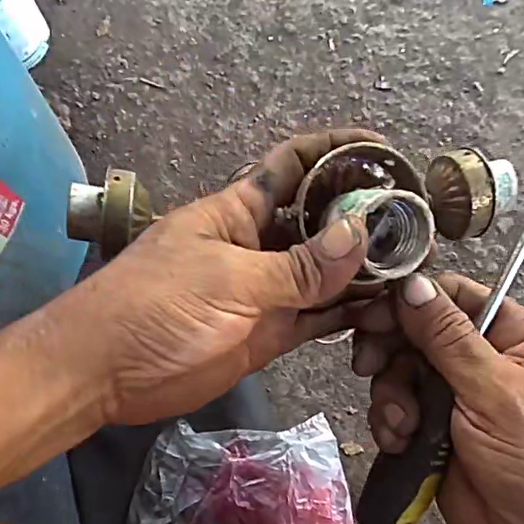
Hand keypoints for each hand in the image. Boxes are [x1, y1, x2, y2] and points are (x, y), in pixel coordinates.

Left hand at [46, 128, 379, 424]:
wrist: (105, 372)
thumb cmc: (155, 308)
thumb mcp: (227, 280)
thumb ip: (296, 265)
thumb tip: (360, 235)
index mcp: (237, 212)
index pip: (293, 166)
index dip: (336, 152)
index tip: (384, 150)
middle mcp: (255, 246)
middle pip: (317, 224)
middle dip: (362, 221)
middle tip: (418, 227)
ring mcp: (261, 293)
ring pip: (322, 275)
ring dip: (361, 274)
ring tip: (412, 270)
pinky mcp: (263, 335)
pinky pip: (312, 318)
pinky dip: (344, 316)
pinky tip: (381, 311)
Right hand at [352, 273, 523, 523]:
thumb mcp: (497, 392)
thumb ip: (448, 337)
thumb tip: (411, 284)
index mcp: (519, 338)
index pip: (456, 298)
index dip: (410, 302)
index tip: (372, 317)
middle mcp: (486, 361)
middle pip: (418, 334)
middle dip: (392, 354)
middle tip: (368, 367)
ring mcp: (458, 398)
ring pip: (400, 372)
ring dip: (392, 396)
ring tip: (403, 425)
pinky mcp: (434, 430)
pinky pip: (397, 408)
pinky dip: (391, 422)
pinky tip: (401, 442)